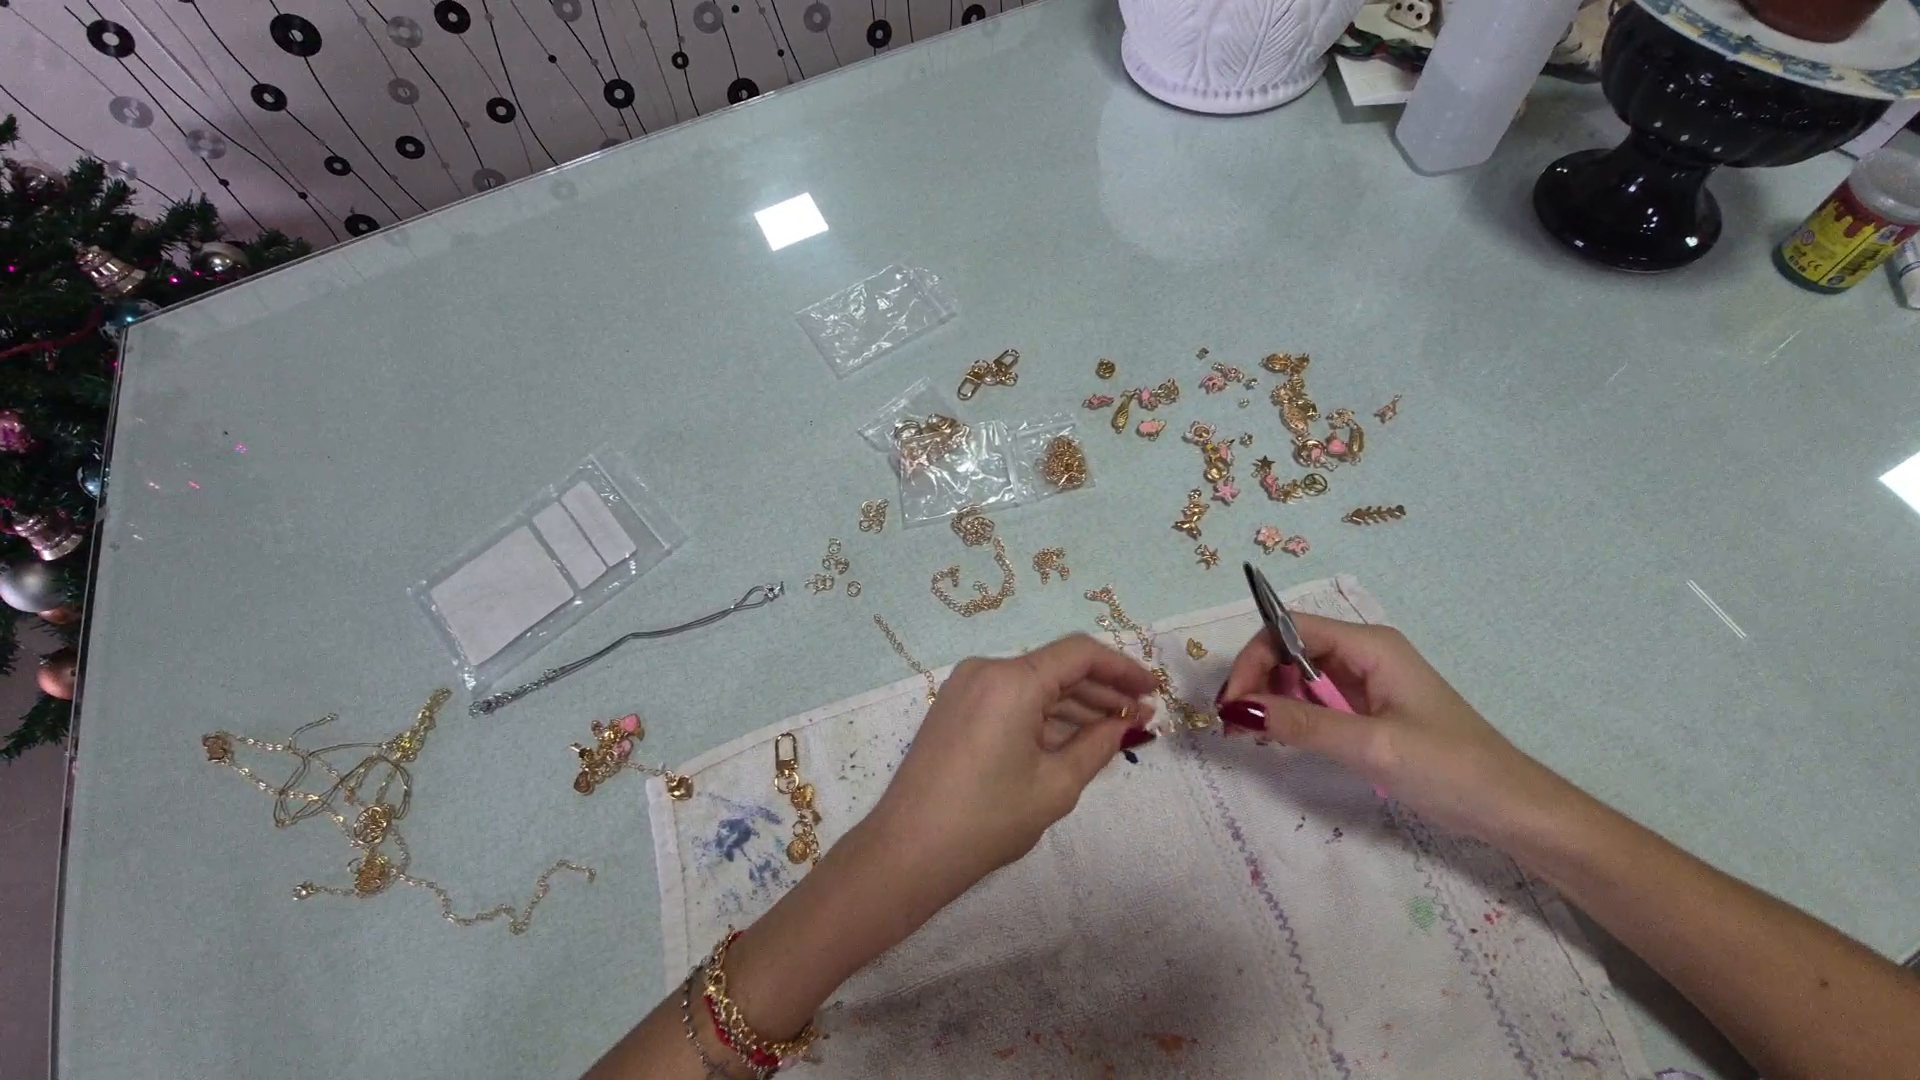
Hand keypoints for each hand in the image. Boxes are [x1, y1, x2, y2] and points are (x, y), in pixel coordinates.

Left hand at [864, 634, 1156, 906]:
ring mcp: (965, 688)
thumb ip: (1098, 745)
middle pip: (1056, 668)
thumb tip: (1124, 723)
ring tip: (1116, 730)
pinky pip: (1010, 700)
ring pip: (1033, 685)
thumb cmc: (988, 819)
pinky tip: (1073, 737)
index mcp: (1011, 680)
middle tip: (1142, 716)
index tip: (1152, 689)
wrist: (908, 850)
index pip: (1079, 654)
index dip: (1121, 668)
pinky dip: (1043, 715)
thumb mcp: (1055, 786)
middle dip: (1102, 691)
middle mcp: (986, 670)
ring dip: (1075, 705)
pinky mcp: (955, 708)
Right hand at [1215, 614, 1563, 839]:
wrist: (1515, 811)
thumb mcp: (1370, 746)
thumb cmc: (1449, 769)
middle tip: (1232, 722)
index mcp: (1370, 646)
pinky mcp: (1369, 709)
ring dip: (1269, 697)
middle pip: (1289, 648)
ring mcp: (1368, 682)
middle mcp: (1365, 654)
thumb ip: (1300, 723)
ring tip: (1247, 732)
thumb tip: (1233, 706)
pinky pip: (1316, 699)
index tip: (1232, 703)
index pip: (1290, 630)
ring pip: (1299, 674)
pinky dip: (1290, 713)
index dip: (1254, 658)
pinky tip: (1277, 734)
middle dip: (1255, 679)